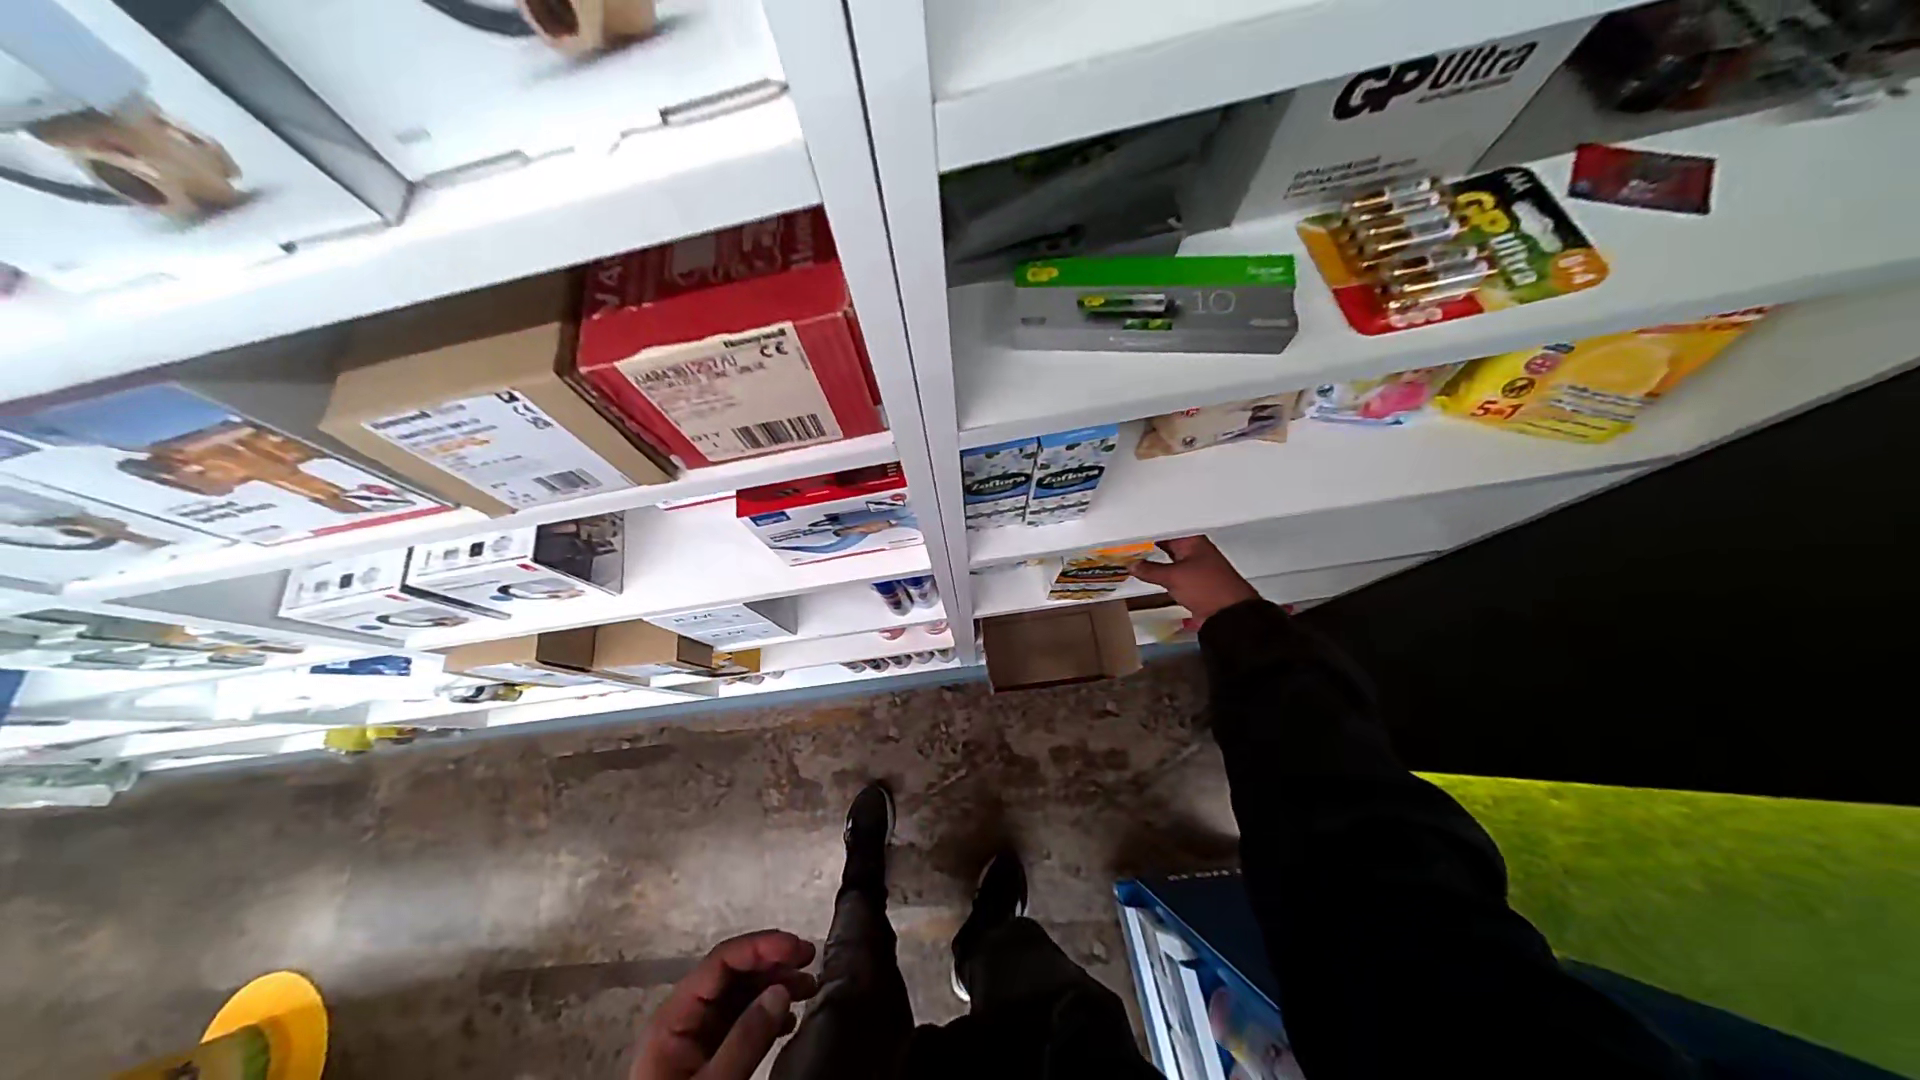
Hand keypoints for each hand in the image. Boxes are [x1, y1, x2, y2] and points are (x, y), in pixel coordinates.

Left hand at [630, 930, 818, 1079]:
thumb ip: (746, 1039)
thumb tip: (781, 989)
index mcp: (675, 1017)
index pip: (721, 961)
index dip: (761, 946)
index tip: (799, 949)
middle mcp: (683, 1017)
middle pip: (731, 972)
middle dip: (773, 962)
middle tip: (812, 963)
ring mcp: (694, 1036)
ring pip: (738, 993)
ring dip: (774, 984)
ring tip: (809, 988)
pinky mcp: (705, 1056)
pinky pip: (739, 1018)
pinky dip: (767, 1011)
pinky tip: (789, 1020)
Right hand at [1129, 536, 1258, 623]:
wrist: (1228, 614)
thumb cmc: (1208, 588)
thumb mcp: (1173, 577)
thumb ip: (1150, 570)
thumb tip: (1134, 566)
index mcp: (1194, 541)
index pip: (1166, 530)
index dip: (1148, 532)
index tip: (1131, 536)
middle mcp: (1195, 551)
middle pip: (1167, 544)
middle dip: (1149, 546)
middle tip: (1128, 546)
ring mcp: (1196, 566)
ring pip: (1169, 559)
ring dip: (1154, 561)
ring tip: (1134, 559)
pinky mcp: (1195, 582)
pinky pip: (1173, 574)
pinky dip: (1161, 574)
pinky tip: (1149, 575)